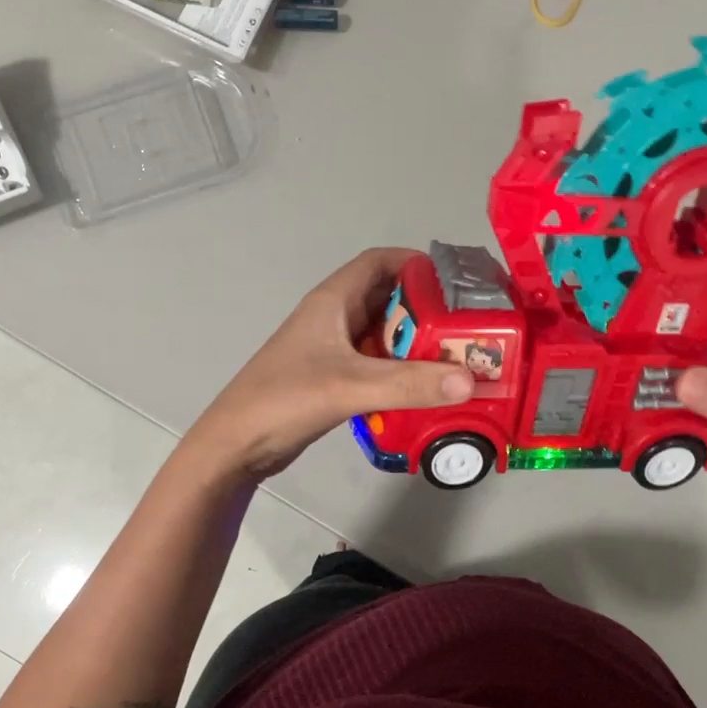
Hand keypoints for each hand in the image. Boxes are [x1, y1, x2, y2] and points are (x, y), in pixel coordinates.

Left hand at [187, 248, 473, 479]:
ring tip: (453, 363)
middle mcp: (333, 320)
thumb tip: (469, 380)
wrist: (237, 445)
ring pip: (381, 338)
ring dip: (413, 347)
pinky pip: (374, 367)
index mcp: (332, 302)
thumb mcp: (350, 387)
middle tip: (465, 332)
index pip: (379, 263)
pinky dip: (398, 374)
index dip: (416, 264)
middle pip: (387, 301)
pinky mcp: (330, 381)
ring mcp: (330, 352)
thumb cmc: (285, 400)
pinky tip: (421, 392)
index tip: (455, 284)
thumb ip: (409, 384)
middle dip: (426, 312)